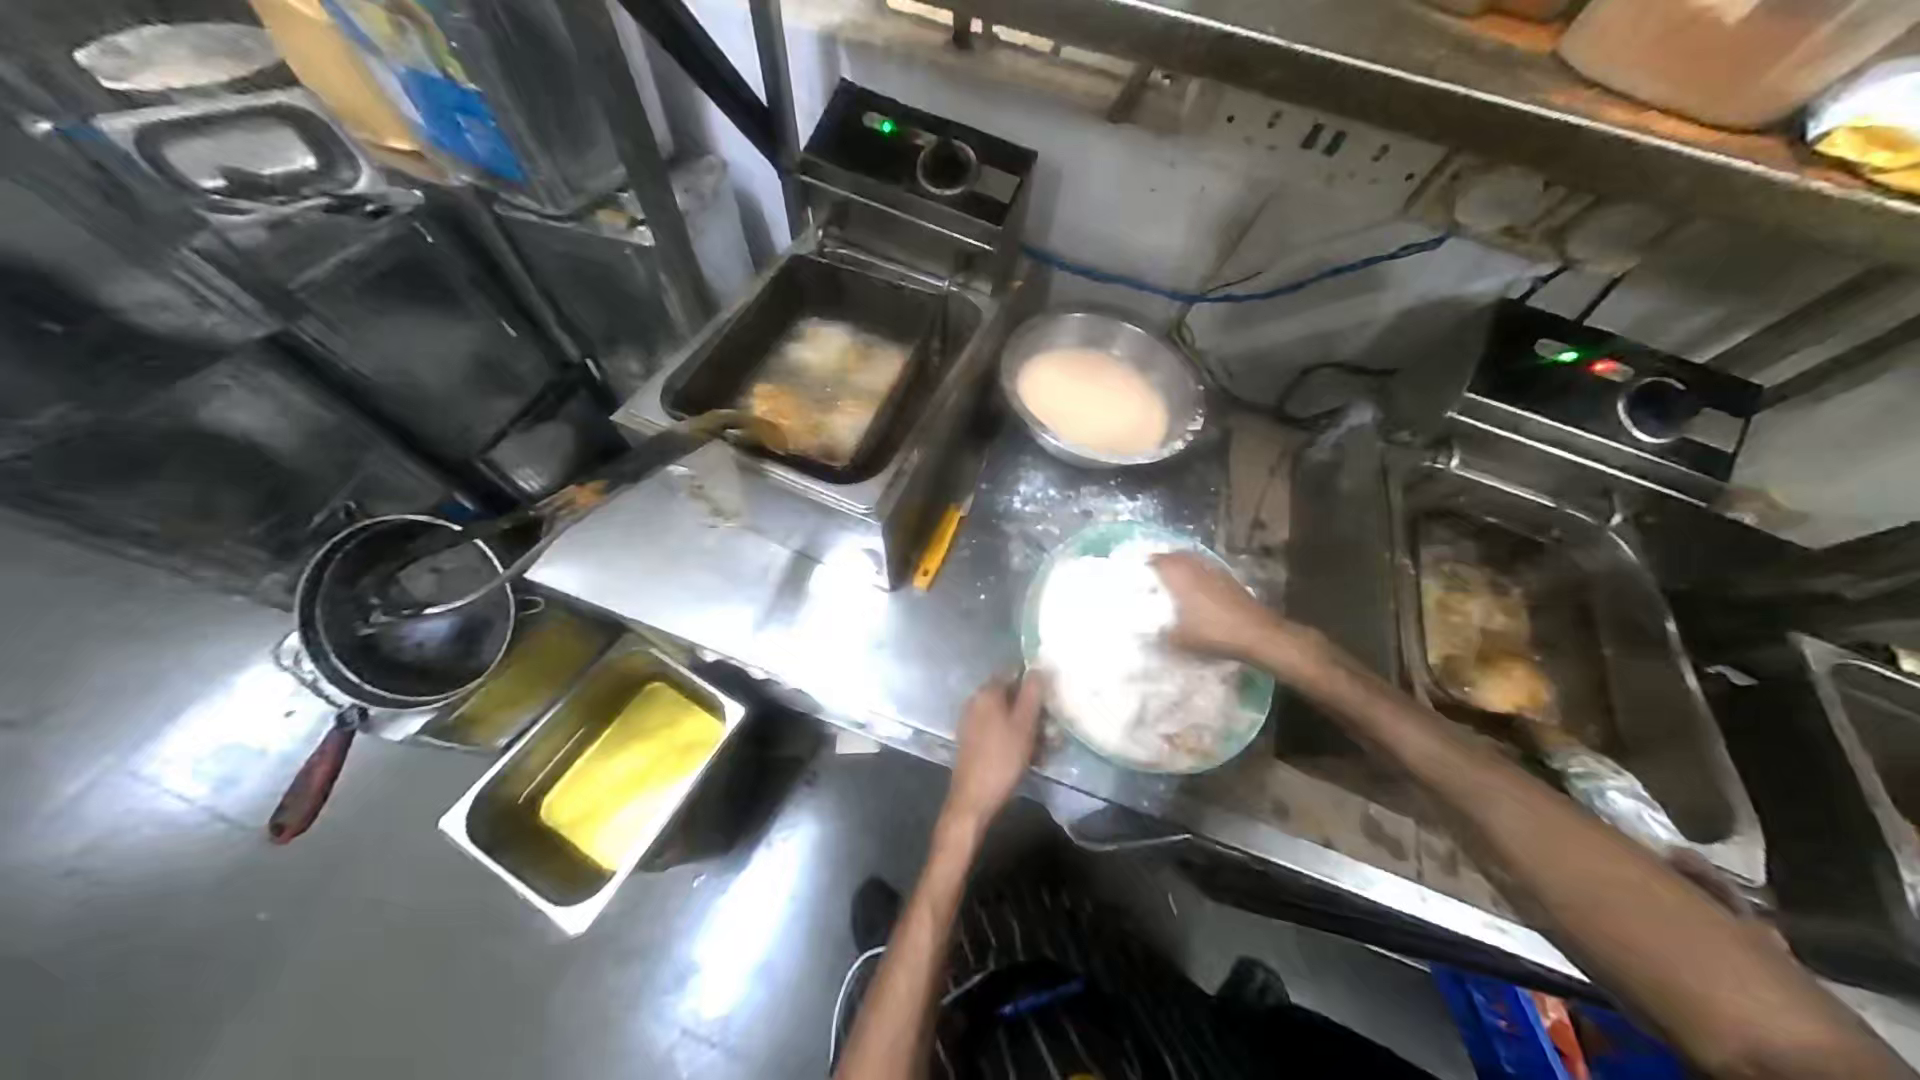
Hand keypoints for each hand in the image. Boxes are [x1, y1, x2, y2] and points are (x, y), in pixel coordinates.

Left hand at [945, 672, 1046, 830]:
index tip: (1052, 697)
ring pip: (1008, 716)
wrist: (973, 798)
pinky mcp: (973, 740)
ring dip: (1028, 727)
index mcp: (987, 692)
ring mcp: (973, 721)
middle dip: (1034, 710)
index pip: (1014, 672)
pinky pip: (999, 730)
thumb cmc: (1002, 758)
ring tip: (1046, 748)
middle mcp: (977, 701)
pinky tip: (1031, 757)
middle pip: (1012, 696)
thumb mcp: (1024, 724)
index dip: (1035, 681)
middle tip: (1052, 729)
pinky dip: (1016, 738)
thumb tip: (1037, 667)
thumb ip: (1032, 693)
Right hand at [1150, 553, 1285, 657]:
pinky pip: (1205, 569)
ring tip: (1172, 578)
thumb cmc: (1212, 633)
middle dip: (1163, 561)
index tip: (1137, 572)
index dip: (1145, 564)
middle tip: (1153, 573)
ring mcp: (1215, 570)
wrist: (1256, 633)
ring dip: (1181, 565)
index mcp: (1179, 576)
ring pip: (1192, 560)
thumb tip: (1146, 632)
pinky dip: (1197, 573)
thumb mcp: (1178, 640)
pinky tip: (1196, 588)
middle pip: (1175, 555)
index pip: (1157, 561)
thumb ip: (1159, 633)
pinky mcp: (1229, 578)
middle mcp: (1195, 567)